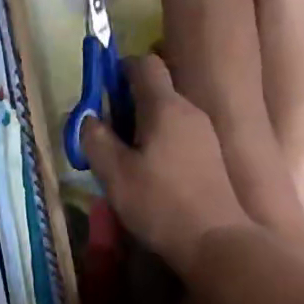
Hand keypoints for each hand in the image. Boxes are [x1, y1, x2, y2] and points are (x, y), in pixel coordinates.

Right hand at [80, 54, 250, 270]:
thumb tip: (88, 119)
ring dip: (145, 129)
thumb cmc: (160, 205)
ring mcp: (206, 135)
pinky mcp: (213, 159)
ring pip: (169, 116)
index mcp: (165, 106)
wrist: (215, 240)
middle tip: (109, 137)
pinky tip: (153, 178)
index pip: (142, 64)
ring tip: (128, 163)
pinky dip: (162, 146)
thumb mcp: (116, 176)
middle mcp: (190, 110)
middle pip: (157, 90)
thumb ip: (96, 141)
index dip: (118, 71)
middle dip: (129, 105)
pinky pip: (181, 138)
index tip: (101, 98)